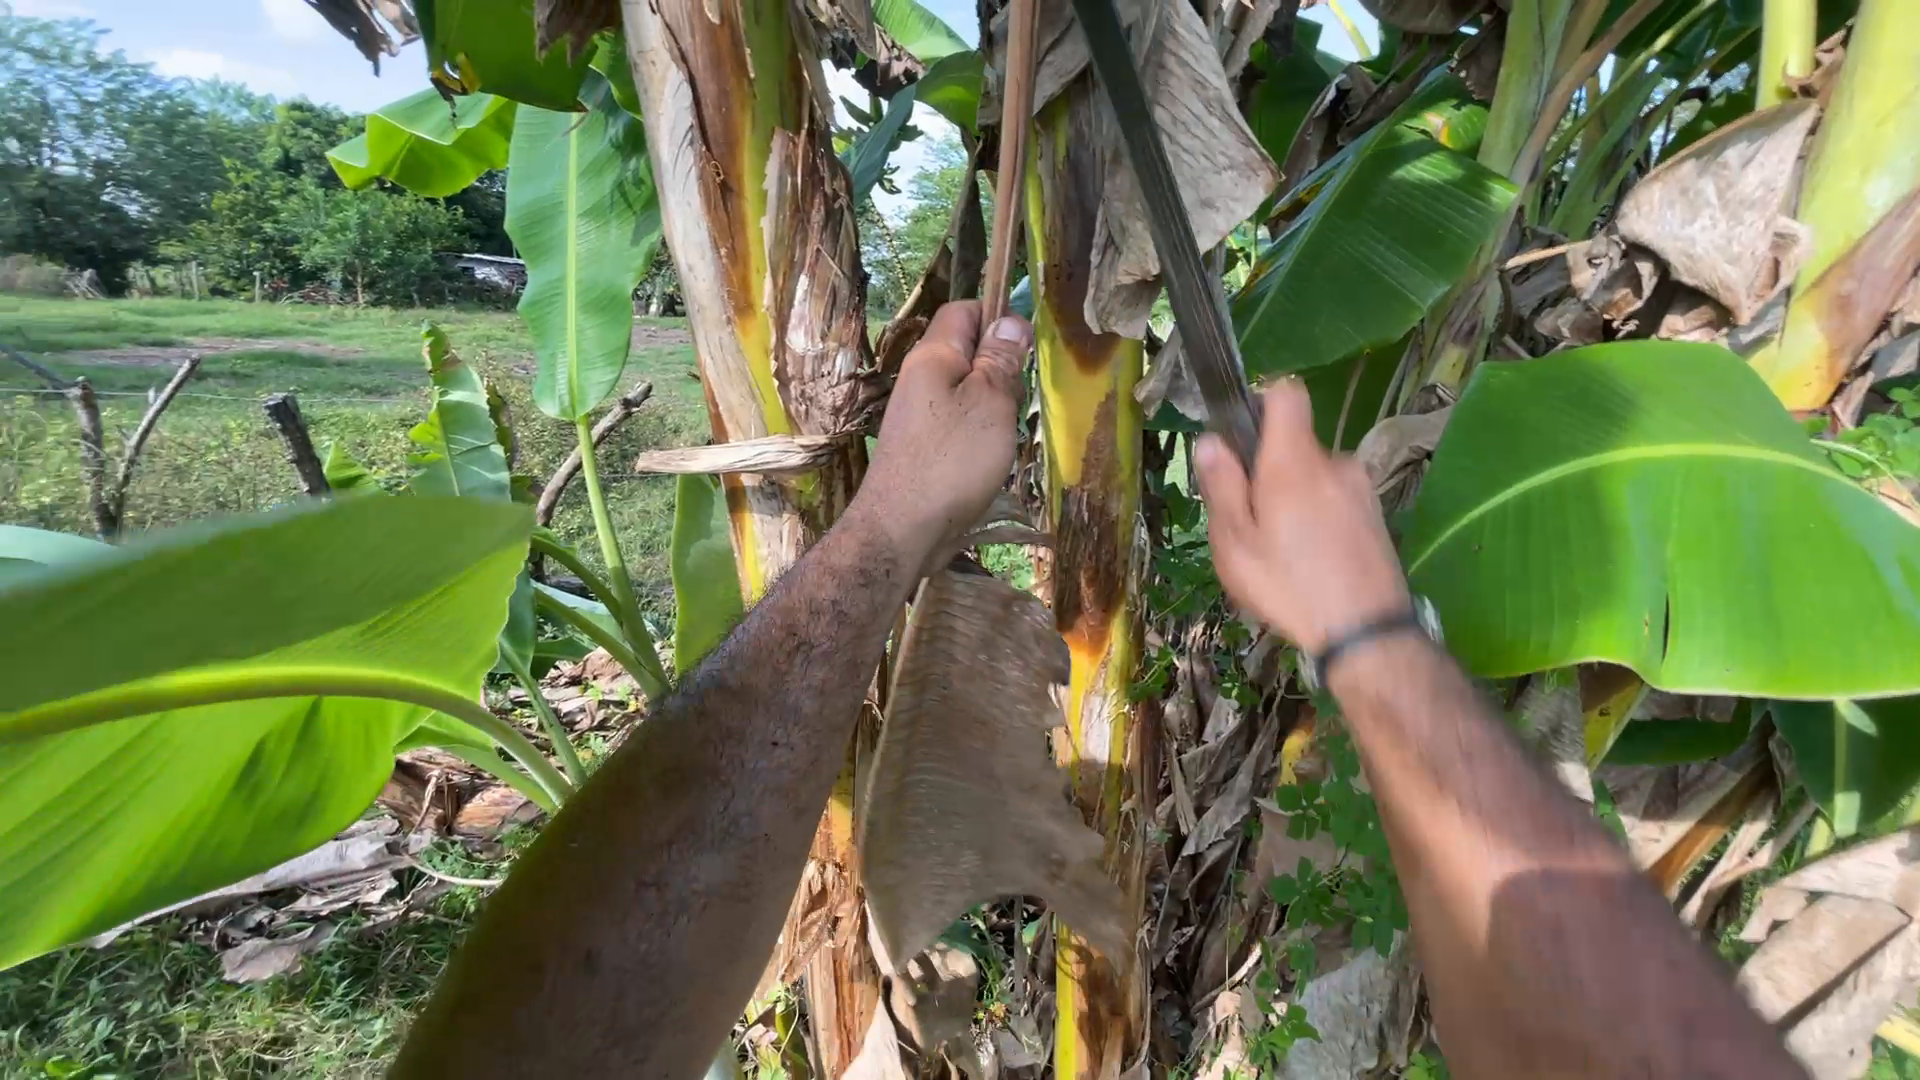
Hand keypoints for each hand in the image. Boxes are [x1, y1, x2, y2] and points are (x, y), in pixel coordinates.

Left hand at [852, 301, 1030, 567]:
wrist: (902, 530)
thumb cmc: (952, 460)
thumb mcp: (989, 402)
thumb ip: (1000, 360)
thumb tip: (1010, 321)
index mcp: (932, 356)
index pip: (963, 310)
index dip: (997, 316)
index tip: (1027, 347)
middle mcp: (919, 379)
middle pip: (966, 353)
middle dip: (1000, 368)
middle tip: (1020, 397)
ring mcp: (918, 416)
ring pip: (965, 392)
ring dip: (993, 406)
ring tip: (1008, 431)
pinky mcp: (922, 448)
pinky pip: (957, 425)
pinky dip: (980, 434)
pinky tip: (991, 458)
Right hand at [1193, 379, 1409, 653]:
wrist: (1366, 634)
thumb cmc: (1288, 586)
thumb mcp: (1235, 543)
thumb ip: (1222, 486)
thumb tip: (1209, 441)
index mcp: (1294, 463)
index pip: (1285, 394)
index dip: (1259, 403)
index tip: (1239, 441)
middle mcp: (1334, 463)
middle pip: (1291, 445)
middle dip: (1265, 472)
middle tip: (1247, 523)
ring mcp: (1360, 488)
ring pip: (1311, 475)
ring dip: (1290, 498)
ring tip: (1278, 549)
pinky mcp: (1374, 514)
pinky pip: (1332, 498)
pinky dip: (1315, 516)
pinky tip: (1307, 559)